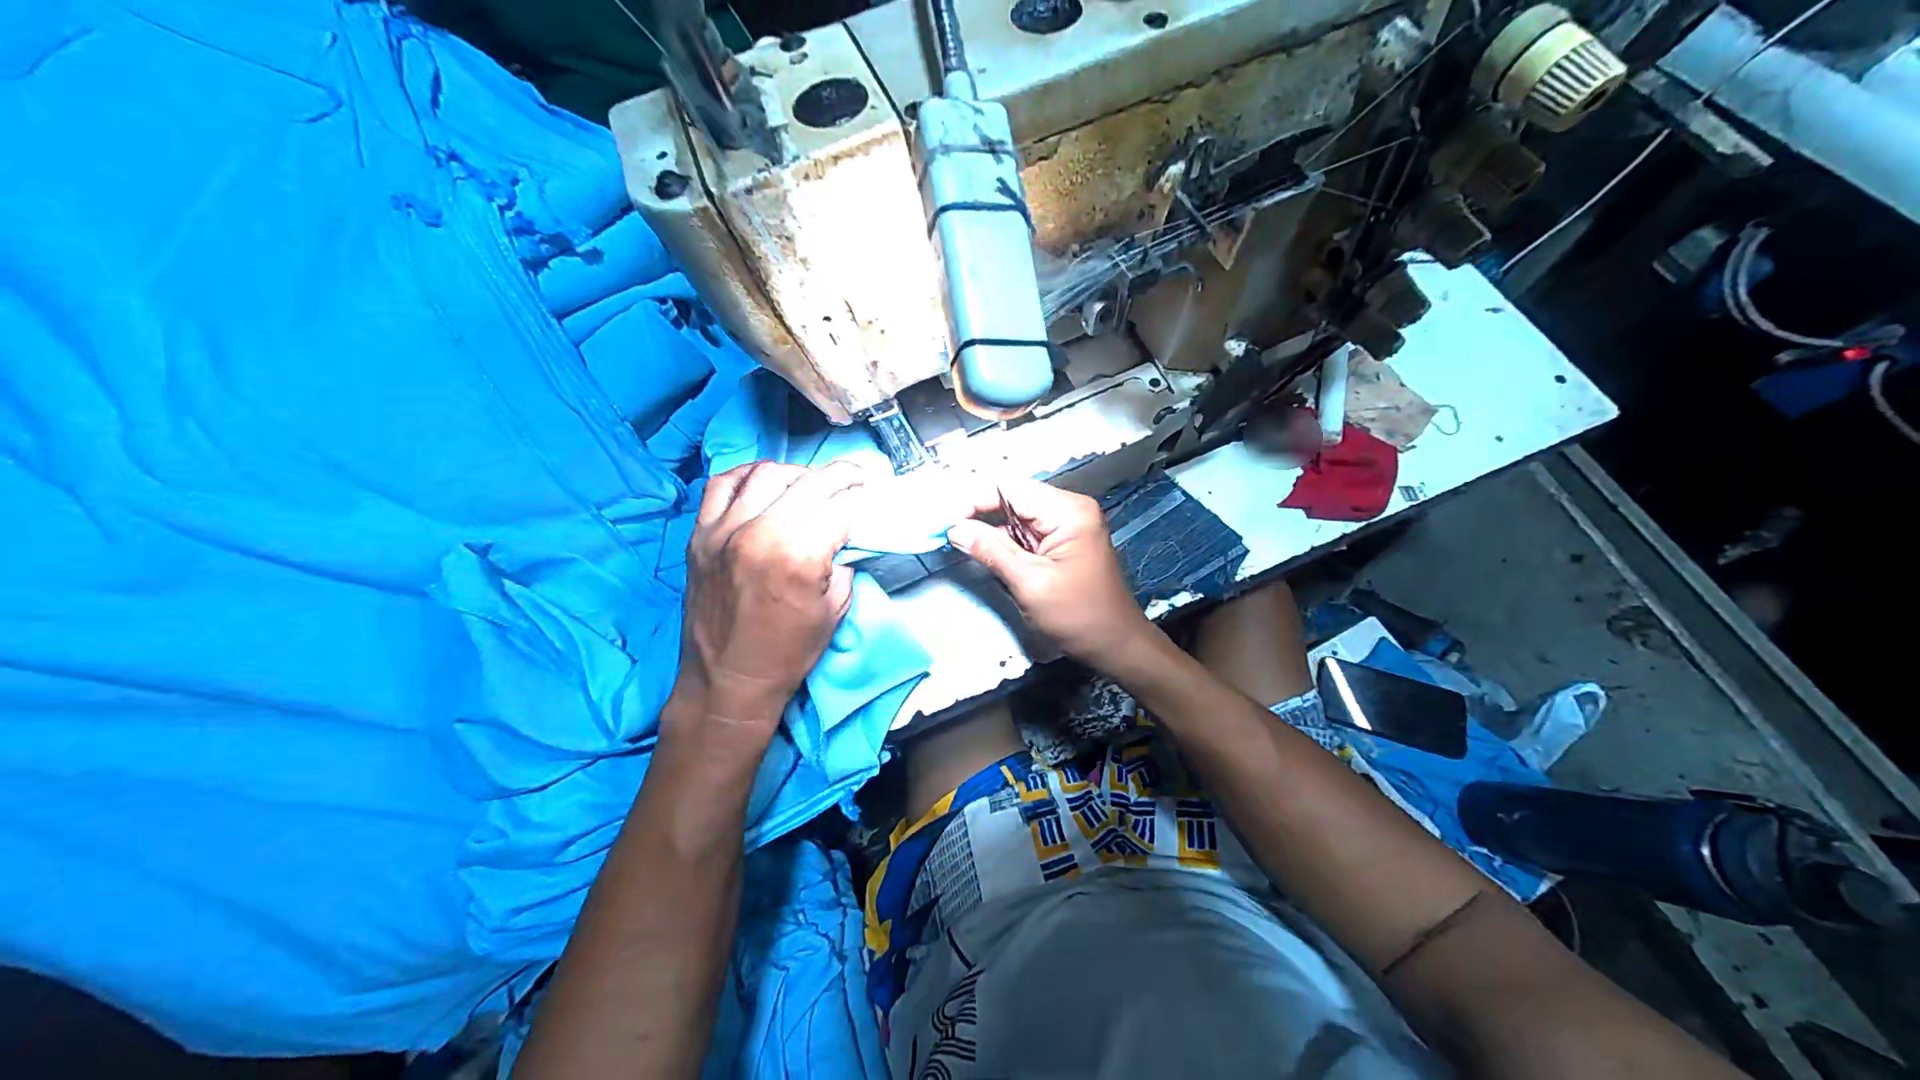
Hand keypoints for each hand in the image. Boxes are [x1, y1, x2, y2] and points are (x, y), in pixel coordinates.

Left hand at [673, 460, 867, 741]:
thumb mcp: (834, 609)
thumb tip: (843, 534)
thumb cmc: (787, 653)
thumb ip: (841, 562)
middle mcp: (758, 533)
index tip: (871, 495)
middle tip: (853, 483)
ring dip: (797, 476)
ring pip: (767, 474)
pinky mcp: (700, 534)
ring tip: (809, 488)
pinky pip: (723, 484)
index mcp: (797, 556)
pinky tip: (764, 485)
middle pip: (809, 482)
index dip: (862, 497)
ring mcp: (723, 530)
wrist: (727, 681)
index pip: (841, 504)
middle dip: (840, 478)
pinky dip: (748, 477)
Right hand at [945, 476, 1158, 672]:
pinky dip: (1007, 541)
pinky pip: (1028, 532)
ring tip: (962, 541)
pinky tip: (987, 551)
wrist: (1116, 645)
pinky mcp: (1065, 541)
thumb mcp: (1029, 583)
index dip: (976, 501)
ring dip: (992, 529)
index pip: (1012, 490)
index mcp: (1069, 512)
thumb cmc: (1078, 616)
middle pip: (1015, 499)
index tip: (947, 520)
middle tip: (950, 531)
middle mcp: (1071, 509)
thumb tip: (955, 529)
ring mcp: (1070, 524)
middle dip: (981, 514)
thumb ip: (991, 550)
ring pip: (1018, 516)